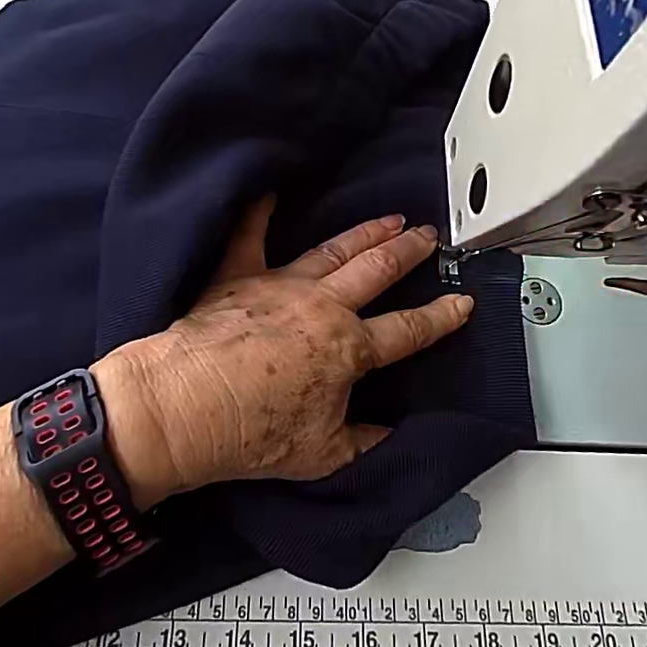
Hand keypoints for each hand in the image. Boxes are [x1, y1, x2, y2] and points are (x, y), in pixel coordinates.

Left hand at [94, 197, 473, 508]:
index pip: (408, 330)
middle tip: (427, 237)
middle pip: (377, 272)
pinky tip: (267, 191)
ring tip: (387, 220)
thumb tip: (386, 439)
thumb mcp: (322, 454)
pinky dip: (257, 213)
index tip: (460, 304)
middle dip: (408, 253)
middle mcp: (320, 308)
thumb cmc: (248, 431)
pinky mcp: (235, 279)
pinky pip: (248, 236)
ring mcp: (278, 288)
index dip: (440, 317)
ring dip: (363, 234)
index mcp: (348, 350)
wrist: (186, 409)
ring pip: (333, 251)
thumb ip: (362, 443)